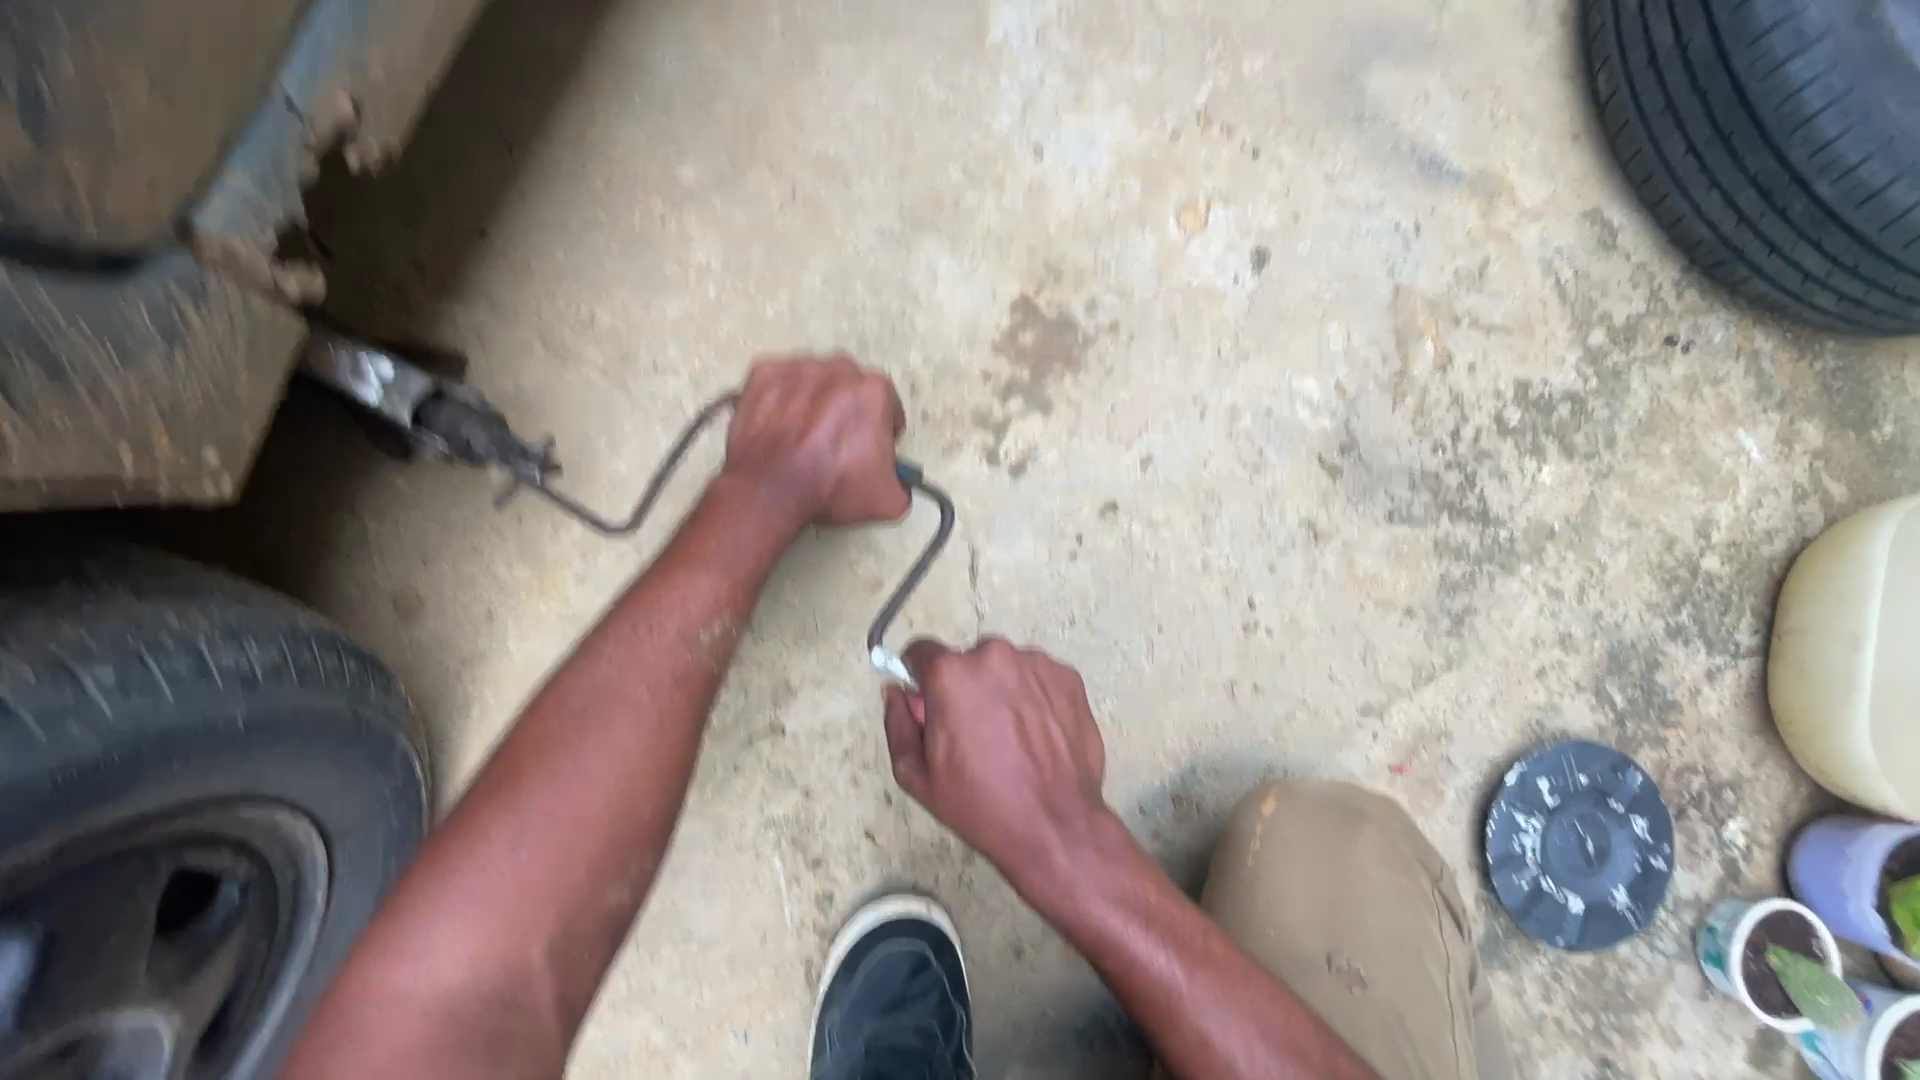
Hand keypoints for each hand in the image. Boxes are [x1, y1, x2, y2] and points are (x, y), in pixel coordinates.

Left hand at [723, 354, 909, 528]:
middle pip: (850, 390)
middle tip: (835, 446)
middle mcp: (839, 368)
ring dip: (814, 403)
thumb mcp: (888, 500)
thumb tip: (898, 483)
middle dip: (847, 413)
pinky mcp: (764, 374)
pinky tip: (779, 426)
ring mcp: (798, 368)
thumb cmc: (832, 488)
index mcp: (875, 390)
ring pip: (815, 383)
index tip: (868, 451)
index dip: (881, 432)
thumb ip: (901, 483)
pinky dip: (781, 399)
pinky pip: (780, 383)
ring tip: (804, 437)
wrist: (771, 490)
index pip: (887, 408)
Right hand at [882, 638, 1112, 901]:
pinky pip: (1038, 678)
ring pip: (1004, 669)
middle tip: (973, 732)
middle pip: (966, 660)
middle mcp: (993, 656)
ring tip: (1011, 738)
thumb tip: (895, 691)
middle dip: (964, 688)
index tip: (929, 702)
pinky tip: (1036, 736)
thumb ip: (898, 723)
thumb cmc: (980, 804)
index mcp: (951, 674)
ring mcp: (1036, 664)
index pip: (921, 652)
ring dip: (1001, 691)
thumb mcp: (916, 775)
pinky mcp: (1068, 677)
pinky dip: (1033, 698)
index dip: (920, 678)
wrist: (1054, 826)